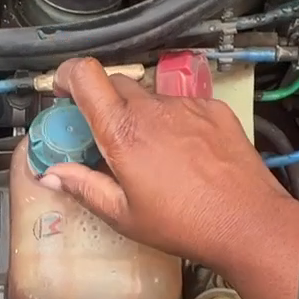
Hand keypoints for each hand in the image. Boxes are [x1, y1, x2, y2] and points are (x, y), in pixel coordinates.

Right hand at [39, 56, 297, 271]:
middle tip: (101, 135)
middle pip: (116, 83)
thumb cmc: (184, 224)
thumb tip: (52, 174)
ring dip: (139, 115)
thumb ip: (84, 188)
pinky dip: (171, 121)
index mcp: (124, 133)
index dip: (67, 75)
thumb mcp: (123, 215)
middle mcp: (154, 109)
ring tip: (148, 154)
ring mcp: (186, 105)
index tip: (62, 89)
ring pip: (150, 97)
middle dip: (102, 103)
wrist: (246, 221)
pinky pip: (181, 105)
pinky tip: (179, 153)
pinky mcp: (213, 109)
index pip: (86, 76)